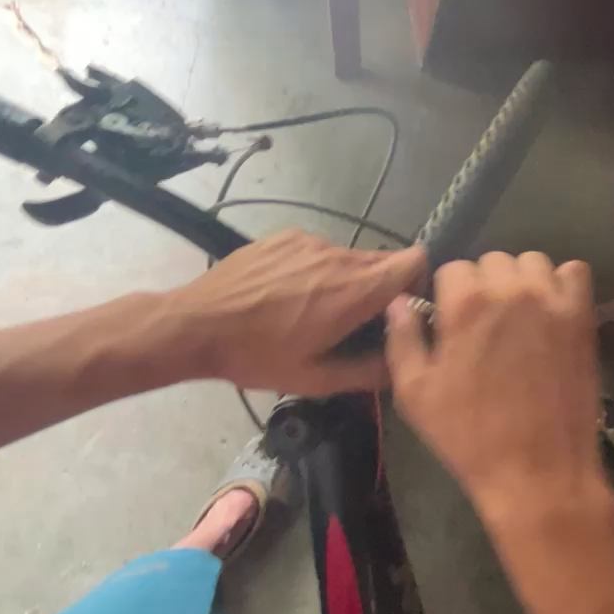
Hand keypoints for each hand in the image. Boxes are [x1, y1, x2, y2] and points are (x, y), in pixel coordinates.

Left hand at [171, 232, 426, 394]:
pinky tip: (287, 292)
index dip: (418, 281)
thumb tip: (401, 366)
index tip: (402, 308)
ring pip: (349, 257)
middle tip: (356, 319)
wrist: (195, 325)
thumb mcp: (315, 379)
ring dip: (346, 280)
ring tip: (312, 308)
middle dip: (382, 287)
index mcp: (355, 290)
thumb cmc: (257, 356)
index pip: (414, 260)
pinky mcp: (287, 235)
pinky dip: (316, 269)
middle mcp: (340, 256)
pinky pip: (318, 250)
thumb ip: (367, 372)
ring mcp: (311, 241)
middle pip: (385, 259)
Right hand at [385, 252, 608, 521]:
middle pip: (493, 260)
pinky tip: (552, 312)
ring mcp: (552, 300)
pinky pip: (575, 273)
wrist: (538, 471)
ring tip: (519, 316)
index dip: (448, 296)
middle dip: (485, 285)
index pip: (452, 269)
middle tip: (485, 324)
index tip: (452, 323)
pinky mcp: (582, 317)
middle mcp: (511, 289)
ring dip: (522, 281)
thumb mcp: (415, 394)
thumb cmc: (470, 435)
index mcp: (466, 303)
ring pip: (533, 262)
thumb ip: (403, 339)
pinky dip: (562, 284)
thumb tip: (399, 302)